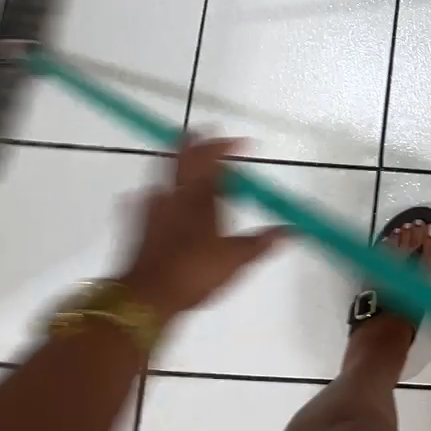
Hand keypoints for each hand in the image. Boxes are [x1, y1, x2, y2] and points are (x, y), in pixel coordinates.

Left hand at [116, 136, 284, 322]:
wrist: (146, 298)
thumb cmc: (194, 272)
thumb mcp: (236, 260)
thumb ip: (261, 243)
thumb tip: (293, 231)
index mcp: (202, 198)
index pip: (215, 160)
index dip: (228, 146)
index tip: (244, 143)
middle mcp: (177, 196)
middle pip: (184, 158)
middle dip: (195, 142)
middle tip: (203, 132)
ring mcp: (153, 209)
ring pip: (162, 174)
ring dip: (174, 165)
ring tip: (182, 162)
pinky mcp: (136, 227)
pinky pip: (140, 202)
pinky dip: (148, 196)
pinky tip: (149, 198)